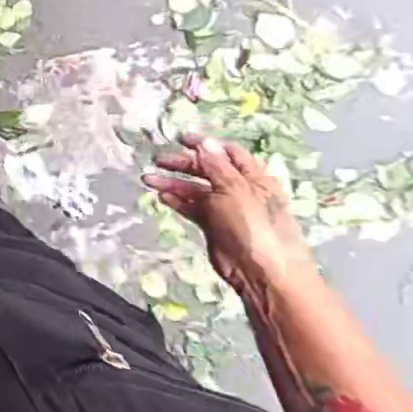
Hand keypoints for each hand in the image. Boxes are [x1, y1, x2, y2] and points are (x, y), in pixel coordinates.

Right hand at [143, 134, 314, 292]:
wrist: (263, 272)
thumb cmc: (255, 226)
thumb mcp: (235, 190)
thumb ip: (217, 166)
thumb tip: (205, 142)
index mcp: (254, 178)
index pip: (228, 153)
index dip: (206, 144)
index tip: (180, 139)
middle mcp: (240, 190)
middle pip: (208, 169)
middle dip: (183, 163)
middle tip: (159, 161)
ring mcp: (226, 208)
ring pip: (196, 189)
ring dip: (173, 182)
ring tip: (149, 180)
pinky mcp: (213, 225)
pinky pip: (192, 208)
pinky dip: (177, 201)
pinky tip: (162, 197)